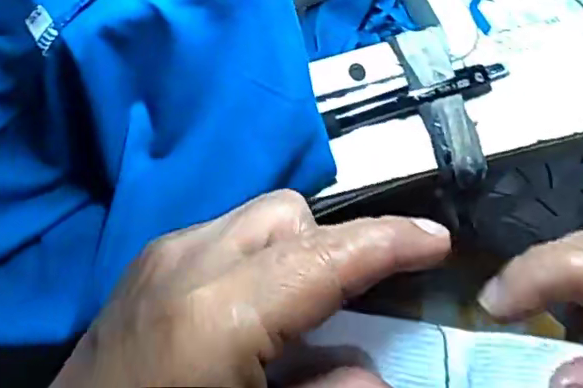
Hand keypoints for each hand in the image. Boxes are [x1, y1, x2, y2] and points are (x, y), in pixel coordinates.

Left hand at [52, 190, 451, 387]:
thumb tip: (369, 368)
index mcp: (216, 309)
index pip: (317, 256)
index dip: (383, 241)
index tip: (437, 238)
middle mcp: (186, 257)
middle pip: (283, 214)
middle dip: (334, 244)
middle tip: (367, 300)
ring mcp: (160, 252)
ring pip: (250, 217)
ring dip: (293, 250)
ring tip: (311, 312)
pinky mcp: (145, 260)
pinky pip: (219, 235)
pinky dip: (254, 257)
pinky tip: (256, 312)